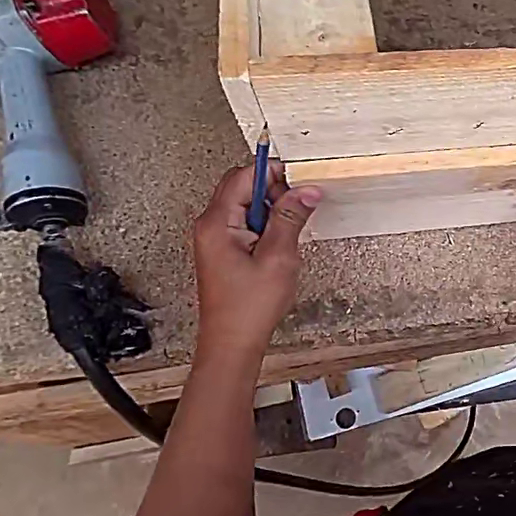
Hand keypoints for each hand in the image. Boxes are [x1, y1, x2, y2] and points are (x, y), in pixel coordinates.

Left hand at [191, 162, 320, 357]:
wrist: (233, 342)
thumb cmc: (248, 307)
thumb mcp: (278, 257)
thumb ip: (291, 218)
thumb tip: (305, 191)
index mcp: (217, 223)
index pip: (242, 177)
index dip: (273, 173)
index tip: (299, 179)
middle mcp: (210, 226)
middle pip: (242, 187)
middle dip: (274, 190)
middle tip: (299, 205)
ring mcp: (215, 238)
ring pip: (246, 205)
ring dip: (272, 210)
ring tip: (290, 231)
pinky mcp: (224, 250)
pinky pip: (245, 222)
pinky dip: (266, 225)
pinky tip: (280, 243)